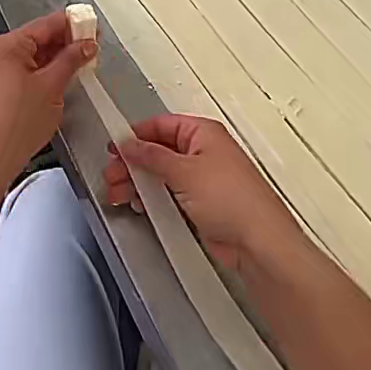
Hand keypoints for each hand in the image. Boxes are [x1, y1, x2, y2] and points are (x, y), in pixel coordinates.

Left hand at [0, 10, 96, 181]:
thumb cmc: (18, 122)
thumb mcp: (53, 85)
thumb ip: (72, 59)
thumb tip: (86, 45)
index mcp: (8, 44)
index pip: (47, 24)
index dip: (73, 25)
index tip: (92, 27)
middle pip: (39, 37)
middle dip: (66, 42)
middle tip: (92, 47)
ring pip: (33, 53)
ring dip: (57, 57)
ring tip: (82, 62)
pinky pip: (26, 66)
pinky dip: (44, 69)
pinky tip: (63, 75)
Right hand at [104, 114, 306, 273]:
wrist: (259, 244)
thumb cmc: (233, 200)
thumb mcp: (183, 171)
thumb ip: (151, 156)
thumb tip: (129, 144)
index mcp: (202, 133)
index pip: (160, 125)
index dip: (135, 135)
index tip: (114, 148)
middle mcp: (203, 152)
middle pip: (158, 151)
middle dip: (132, 163)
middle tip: (112, 175)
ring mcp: (202, 179)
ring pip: (161, 174)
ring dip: (138, 183)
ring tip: (117, 193)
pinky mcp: (201, 204)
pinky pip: (169, 195)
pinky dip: (152, 198)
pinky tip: (138, 205)